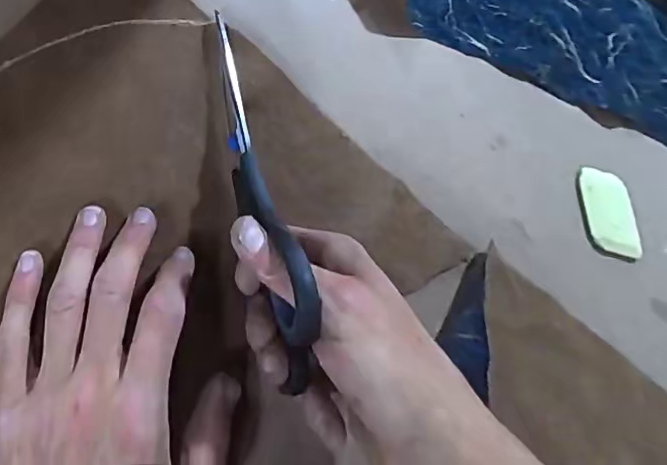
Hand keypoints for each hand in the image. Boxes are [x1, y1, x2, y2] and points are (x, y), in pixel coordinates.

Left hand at [0, 205, 239, 464]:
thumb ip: (210, 435)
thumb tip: (231, 377)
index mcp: (138, 408)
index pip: (162, 316)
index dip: (176, 277)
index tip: (183, 256)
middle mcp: (89, 388)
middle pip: (111, 295)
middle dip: (130, 247)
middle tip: (143, 216)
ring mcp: (41, 395)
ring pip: (61, 303)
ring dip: (78, 253)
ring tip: (93, 215)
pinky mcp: (5, 410)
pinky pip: (8, 341)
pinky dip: (16, 296)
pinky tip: (26, 259)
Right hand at [230, 219, 539, 464]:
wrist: (426, 447)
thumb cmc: (383, 359)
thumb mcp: (332, 304)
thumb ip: (282, 269)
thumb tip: (240, 224)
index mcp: (339, 262)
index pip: (285, 241)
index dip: (260, 257)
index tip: (243, 284)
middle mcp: (332, 294)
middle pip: (274, 290)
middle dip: (264, 317)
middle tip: (267, 338)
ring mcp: (329, 339)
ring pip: (277, 333)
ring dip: (274, 354)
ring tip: (287, 375)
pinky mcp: (327, 381)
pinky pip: (293, 372)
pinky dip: (297, 386)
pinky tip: (316, 400)